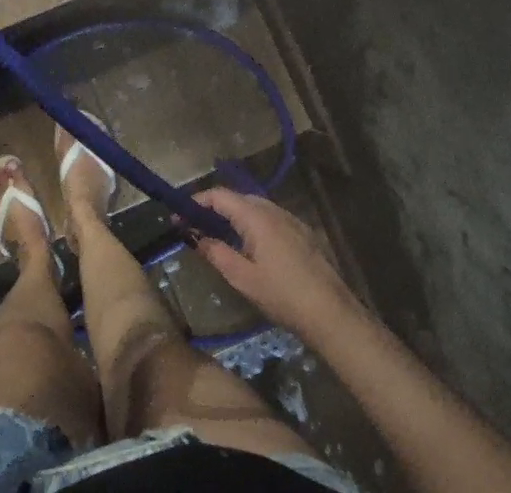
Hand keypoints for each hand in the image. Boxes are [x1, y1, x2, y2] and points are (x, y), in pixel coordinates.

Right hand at [190, 188, 356, 330]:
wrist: (332, 314)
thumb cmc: (283, 295)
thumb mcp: (241, 278)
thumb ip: (216, 253)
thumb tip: (195, 237)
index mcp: (257, 217)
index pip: (219, 196)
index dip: (196, 203)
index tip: (179, 218)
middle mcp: (275, 211)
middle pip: (238, 198)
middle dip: (214, 209)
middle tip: (196, 228)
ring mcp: (293, 221)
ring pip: (256, 208)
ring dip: (234, 216)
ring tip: (219, 237)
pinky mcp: (304, 234)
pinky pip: (271, 219)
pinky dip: (253, 224)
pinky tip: (250, 247)